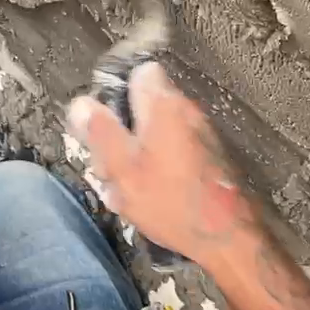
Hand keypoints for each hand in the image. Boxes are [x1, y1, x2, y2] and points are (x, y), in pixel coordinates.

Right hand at [67, 62, 265, 276]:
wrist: (228, 237)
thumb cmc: (170, 200)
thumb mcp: (123, 169)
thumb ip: (100, 132)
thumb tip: (81, 104)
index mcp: (163, 105)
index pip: (139, 72)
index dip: (117, 92)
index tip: (103, 121)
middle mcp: (186, 110)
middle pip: (145, 106)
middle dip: (124, 132)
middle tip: (109, 166)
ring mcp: (202, 133)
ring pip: (158, 132)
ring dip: (139, 154)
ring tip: (126, 189)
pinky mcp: (210, 157)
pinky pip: (174, 151)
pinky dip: (159, 167)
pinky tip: (152, 196)